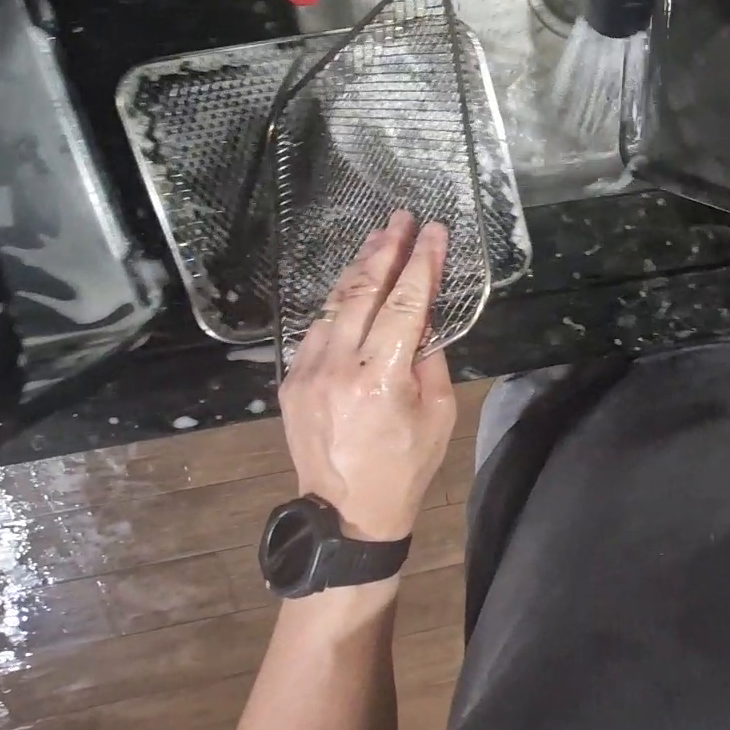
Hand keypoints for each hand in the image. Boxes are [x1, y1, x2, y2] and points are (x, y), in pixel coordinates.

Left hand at [277, 211, 456, 541]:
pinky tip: (354, 285)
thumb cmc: (407, 463)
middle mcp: (339, 366)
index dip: (423, 263)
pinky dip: (340, 301)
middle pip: (362, 291)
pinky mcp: (292, 380)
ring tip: (379, 238)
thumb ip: (430, 359)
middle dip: (385, 249)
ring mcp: (308, 371)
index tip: (436, 232)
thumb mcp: (438, 413)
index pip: (407, 303)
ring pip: (333, 304)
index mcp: (382, 377)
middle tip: (401, 218)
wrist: (349, 511)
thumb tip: (424, 320)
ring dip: (359, 268)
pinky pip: (317, 328)